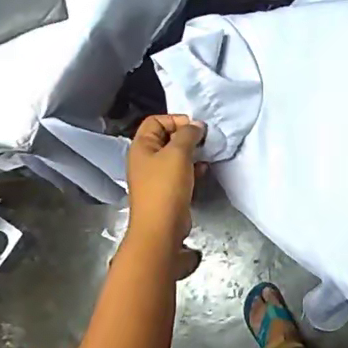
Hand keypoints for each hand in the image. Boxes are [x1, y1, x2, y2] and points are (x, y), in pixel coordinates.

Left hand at [125, 114, 205, 244]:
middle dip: (186, 137)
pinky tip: (203, 171)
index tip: (195, 128)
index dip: (175, 120)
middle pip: (166, 138)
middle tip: (205, 140)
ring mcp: (155, 177)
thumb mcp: (178, 153)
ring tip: (207, 155)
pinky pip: (180, 173)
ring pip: (175, 157)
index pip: (156, 121)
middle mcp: (145, 159)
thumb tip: (197, 126)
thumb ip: (188, 134)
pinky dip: (192, 169)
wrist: (161, 228)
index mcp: (141, 146)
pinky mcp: (167, 191)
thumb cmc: (165, 187)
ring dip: (192, 153)